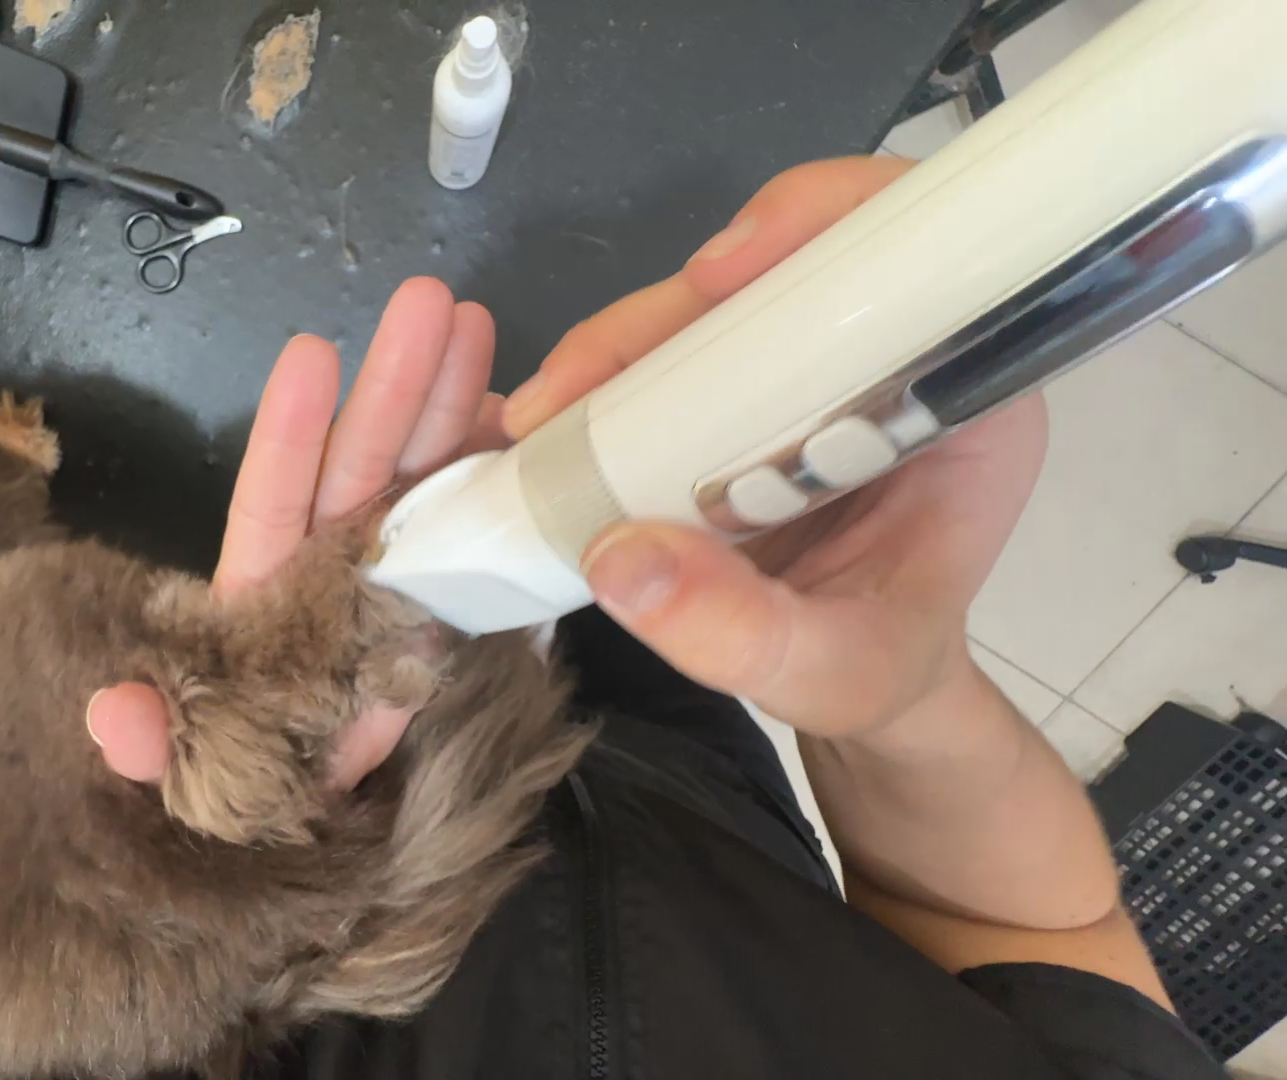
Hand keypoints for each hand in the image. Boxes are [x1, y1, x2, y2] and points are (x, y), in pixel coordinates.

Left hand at [89, 277, 505, 784]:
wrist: (327, 808)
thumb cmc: (258, 773)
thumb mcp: (203, 768)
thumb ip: (155, 739)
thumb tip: (110, 711)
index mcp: (270, 585)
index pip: (276, 497)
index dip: (292, 431)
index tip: (312, 353)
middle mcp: (334, 560)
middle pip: (363, 463)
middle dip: (395, 385)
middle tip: (431, 301)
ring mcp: (397, 570)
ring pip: (422, 475)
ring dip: (450, 403)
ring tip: (477, 329)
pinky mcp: (449, 596)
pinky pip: (476, 526)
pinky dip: (495, 473)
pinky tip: (518, 419)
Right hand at [503, 157, 1047, 739]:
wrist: (851, 686)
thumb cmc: (873, 672)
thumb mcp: (825, 673)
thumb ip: (740, 630)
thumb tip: (615, 556)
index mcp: (950, 402)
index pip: (912, 259)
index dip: (816, 230)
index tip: (714, 277)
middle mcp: (869, 371)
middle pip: (764, 286)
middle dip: (655, 320)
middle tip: (565, 389)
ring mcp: (783, 388)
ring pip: (691, 325)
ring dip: (606, 359)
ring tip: (535, 420)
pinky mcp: (718, 414)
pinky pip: (654, 372)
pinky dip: (594, 391)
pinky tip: (547, 428)